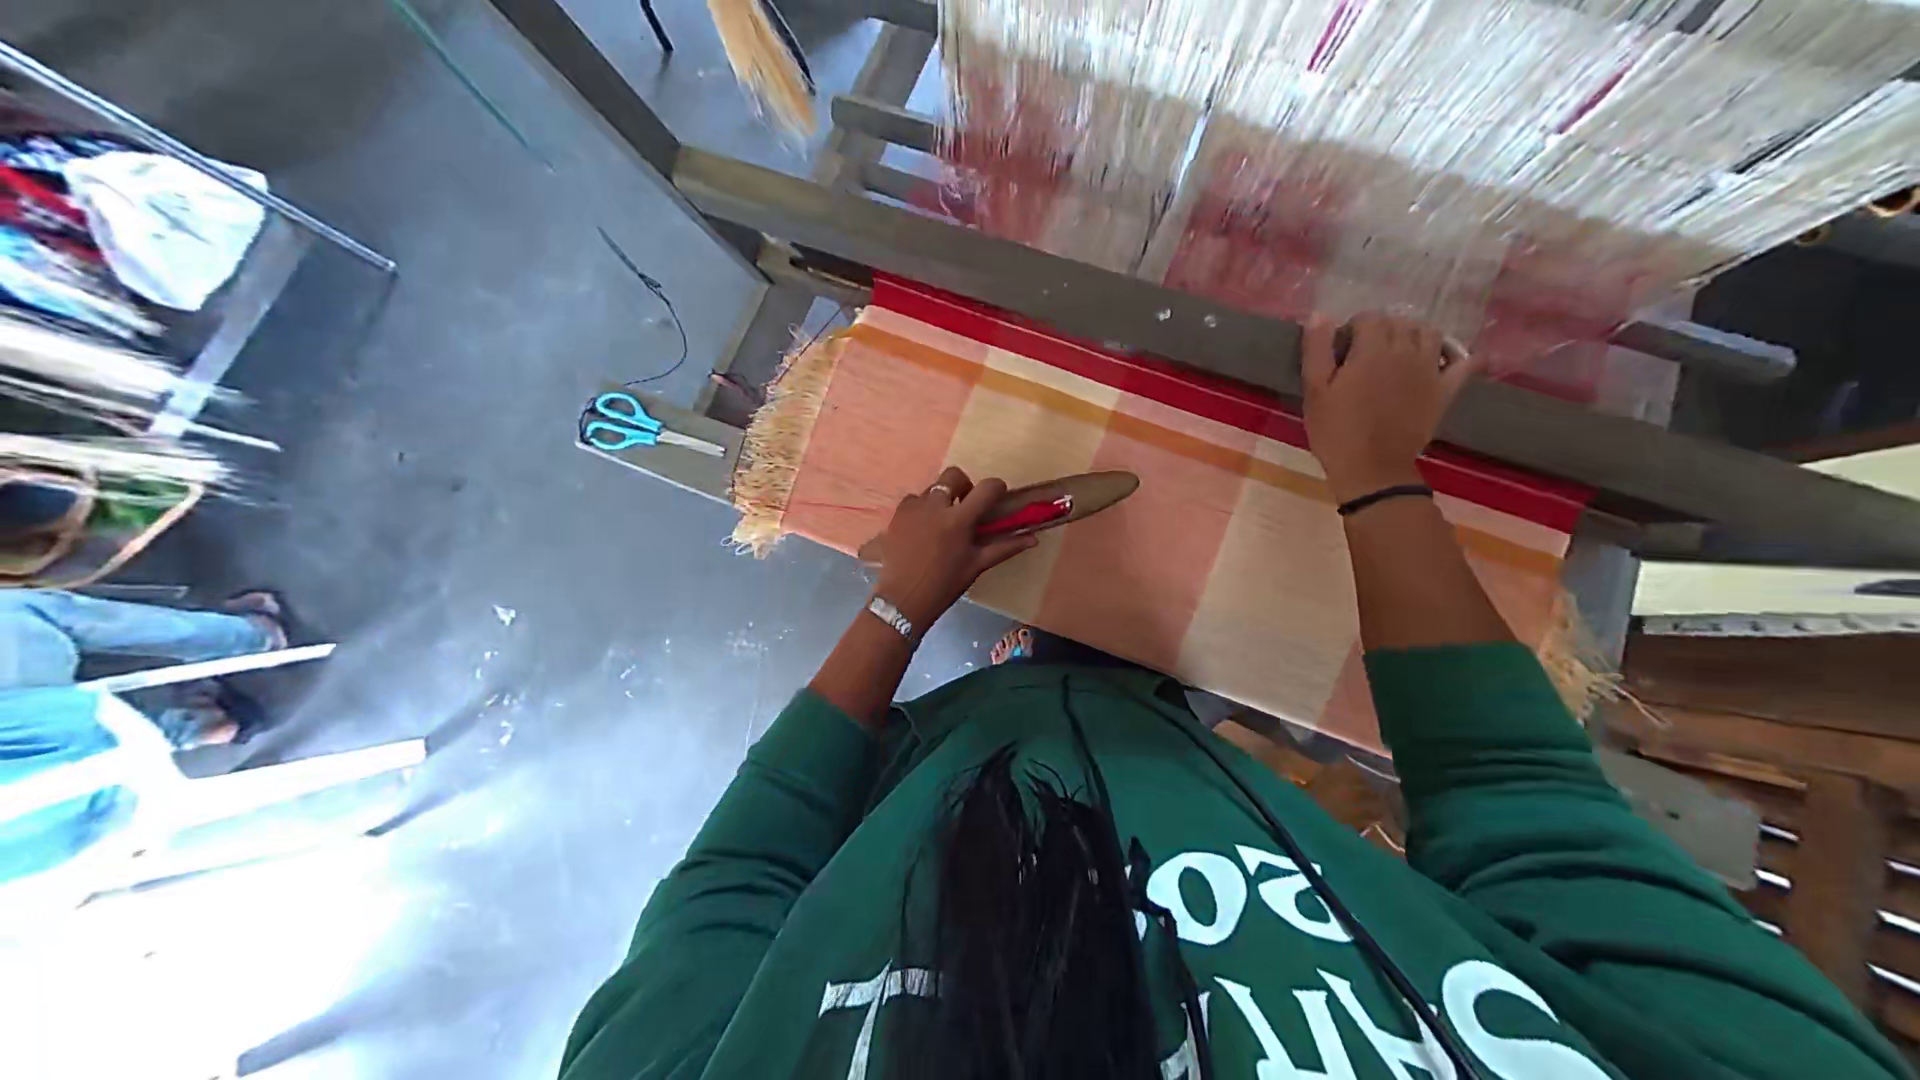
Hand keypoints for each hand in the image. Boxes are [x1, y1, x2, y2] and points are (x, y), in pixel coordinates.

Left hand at [872, 467, 1037, 630]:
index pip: (987, 488)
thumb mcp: (977, 565)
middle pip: (953, 475)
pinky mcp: (897, 514)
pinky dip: (922, 509)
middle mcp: (935, 506)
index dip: (996, 488)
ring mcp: (913, 508)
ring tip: (941, 523)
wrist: (903, 598)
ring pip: (931, 489)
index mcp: (959, 520)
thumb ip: (1005, 547)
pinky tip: (922, 529)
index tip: (996, 498)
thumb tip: (1033, 539)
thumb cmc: (945, 584)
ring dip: (941, 500)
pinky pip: (913, 500)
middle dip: (964, 485)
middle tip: (965, 507)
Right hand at [1301, 312, 1481, 503]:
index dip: (1352, 329)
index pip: (1369, 318)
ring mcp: (1432, 370)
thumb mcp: (1314, 391)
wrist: (1371, 468)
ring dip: (1412, 336)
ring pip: (1430, 334)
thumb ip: (1317, 349)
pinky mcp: (1446, 389)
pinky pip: (1465, 361)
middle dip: (1381, 330)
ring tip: (1396, 354)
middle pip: (1400, 323)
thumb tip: (1320, 314)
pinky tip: (1442, 359)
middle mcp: (1407, 352)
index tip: (1340, 349)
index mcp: (1373, 350)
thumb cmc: (1335, 431)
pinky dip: (1457, 354)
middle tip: (1363, 354)